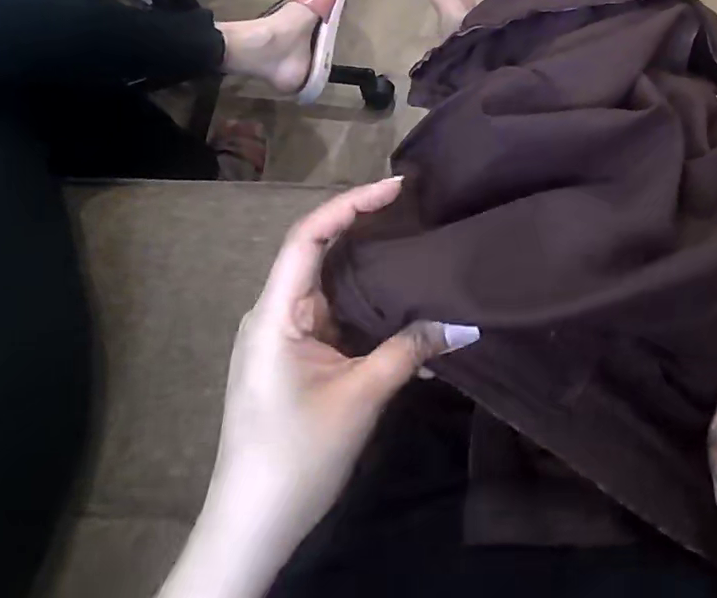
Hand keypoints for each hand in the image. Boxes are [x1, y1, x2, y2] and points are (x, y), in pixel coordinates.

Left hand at [157, 178, 470, 597]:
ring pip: (332, 284)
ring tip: (417, 245)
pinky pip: (336, 314)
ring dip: (371, 266)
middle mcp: (276, 313)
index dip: (350, 204)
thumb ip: (409, 352)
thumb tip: (464, 322)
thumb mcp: (360, 398)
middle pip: (319, 251)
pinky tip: (404, 304)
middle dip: (365, 226)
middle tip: (416, 208)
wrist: (251, 528)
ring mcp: (286, 336)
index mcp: (276, 313)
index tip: (396, 187)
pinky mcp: (299, 356)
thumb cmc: (296, 457)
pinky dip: (369, 304)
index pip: (307, 236)